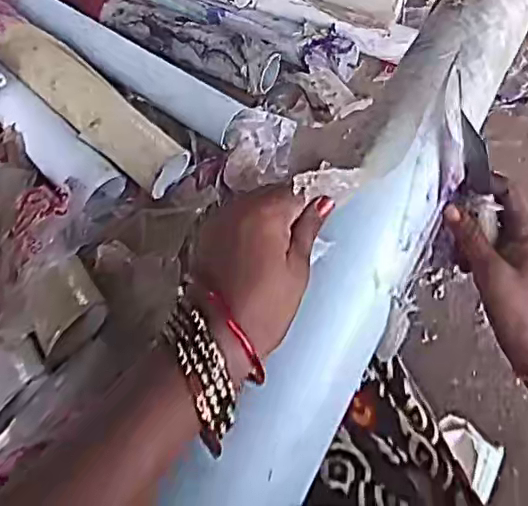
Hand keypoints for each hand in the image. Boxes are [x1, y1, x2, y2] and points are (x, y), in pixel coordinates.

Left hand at [188, 188, 330, 361]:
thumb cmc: (263, 310)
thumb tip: (321, 203)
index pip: (297, 189)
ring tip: (274, 245)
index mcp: (266, 211)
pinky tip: (252, 248)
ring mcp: (219, 215)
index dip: (310, 202)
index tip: (318, 213)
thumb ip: (308, 230)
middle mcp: (239, 205)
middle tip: (298, 235)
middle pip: (272, 192)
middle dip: (286, 207)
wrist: (213, 336)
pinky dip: (245, 224)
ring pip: (252, 202)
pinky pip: (234, 215)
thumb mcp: (296, 272)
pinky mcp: (206, 229)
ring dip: (265, 214)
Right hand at [444, 179, 527, 373]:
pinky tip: (459, 261)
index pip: (508, 191)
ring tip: (453, 244)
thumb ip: (470, 236)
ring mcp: (514, 252)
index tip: (458, 181)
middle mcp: (522, 236)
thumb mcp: (490, 269)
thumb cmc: (519, 309)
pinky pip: (483, 245)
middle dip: (469, 210)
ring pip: (486, 227)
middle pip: (493, 208)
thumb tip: (451, 208)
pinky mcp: (505, 267)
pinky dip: (469, 248)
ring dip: (467, 232)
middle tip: (447, 215)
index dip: (485, 182)